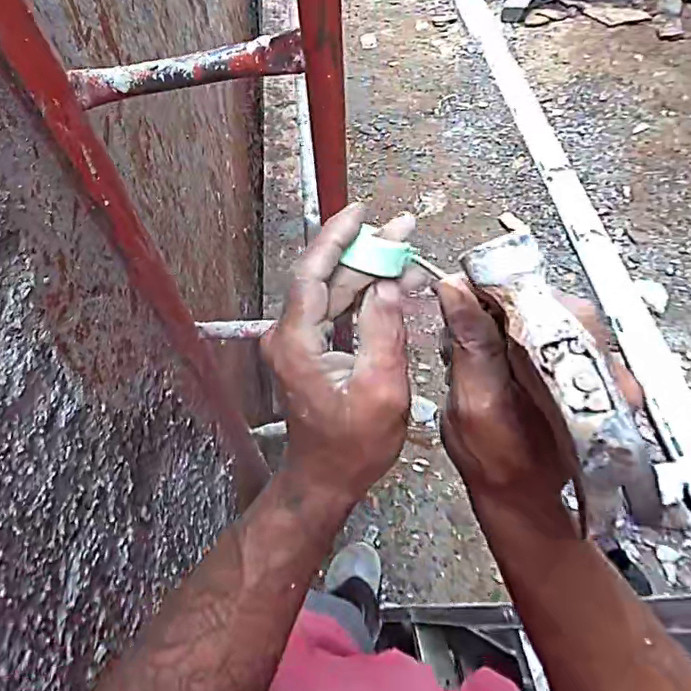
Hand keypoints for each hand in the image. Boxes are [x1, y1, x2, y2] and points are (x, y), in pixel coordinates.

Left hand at [260, 203, 422, 508]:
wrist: (325, 476)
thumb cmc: (350, 446)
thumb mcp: (381, 391)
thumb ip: (383, 333)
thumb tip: (387, 287)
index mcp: (296, 342)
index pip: (311, 274)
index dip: (335, 239)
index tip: (359, 214)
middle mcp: (287, 336)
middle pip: (323, 277)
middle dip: (362, 250)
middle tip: (399, 228)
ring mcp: (296, 342)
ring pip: (331, 291)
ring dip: (365, 271)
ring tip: (403, 250)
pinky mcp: (307, 349)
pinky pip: (334, 311)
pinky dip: (361, 295)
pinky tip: (389, 283)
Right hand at [435, 278, 642, 514]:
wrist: (531, 500)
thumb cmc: (502, 465)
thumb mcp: (472, 404)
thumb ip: (470, 345)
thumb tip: (456, 291)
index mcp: (575, 375)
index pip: (536, 300)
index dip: (492, 290)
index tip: (460, 290)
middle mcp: (606, 366)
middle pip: (546, 301)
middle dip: (497, 306)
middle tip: (463, 328)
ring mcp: (606, 367)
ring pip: (549, 313)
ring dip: (506, 320)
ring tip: (480, 350)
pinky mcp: (594, 369)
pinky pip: (554, 331)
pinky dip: (520, 335)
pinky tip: (501, 359)